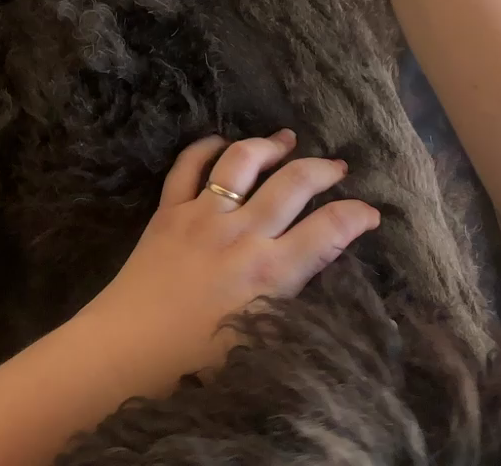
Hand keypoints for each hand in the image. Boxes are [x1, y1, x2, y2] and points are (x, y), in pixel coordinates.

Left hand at [75, 130, 378, 384]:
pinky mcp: (169, 210)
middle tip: (338, 167)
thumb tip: (319, 264)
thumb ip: (292, 298)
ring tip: (286, 139)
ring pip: (242, 161)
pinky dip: (205, 148)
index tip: (370, 211)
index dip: (356, 216)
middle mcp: (241, 233)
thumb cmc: (199, 362)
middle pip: (293, 183)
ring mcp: (202, 215)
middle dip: (323, 170)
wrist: (130, 351)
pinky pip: (187, 166)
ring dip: (269, 146)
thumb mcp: (265, 338)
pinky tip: (220, 141)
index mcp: (270, 272)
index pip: (328, 230)